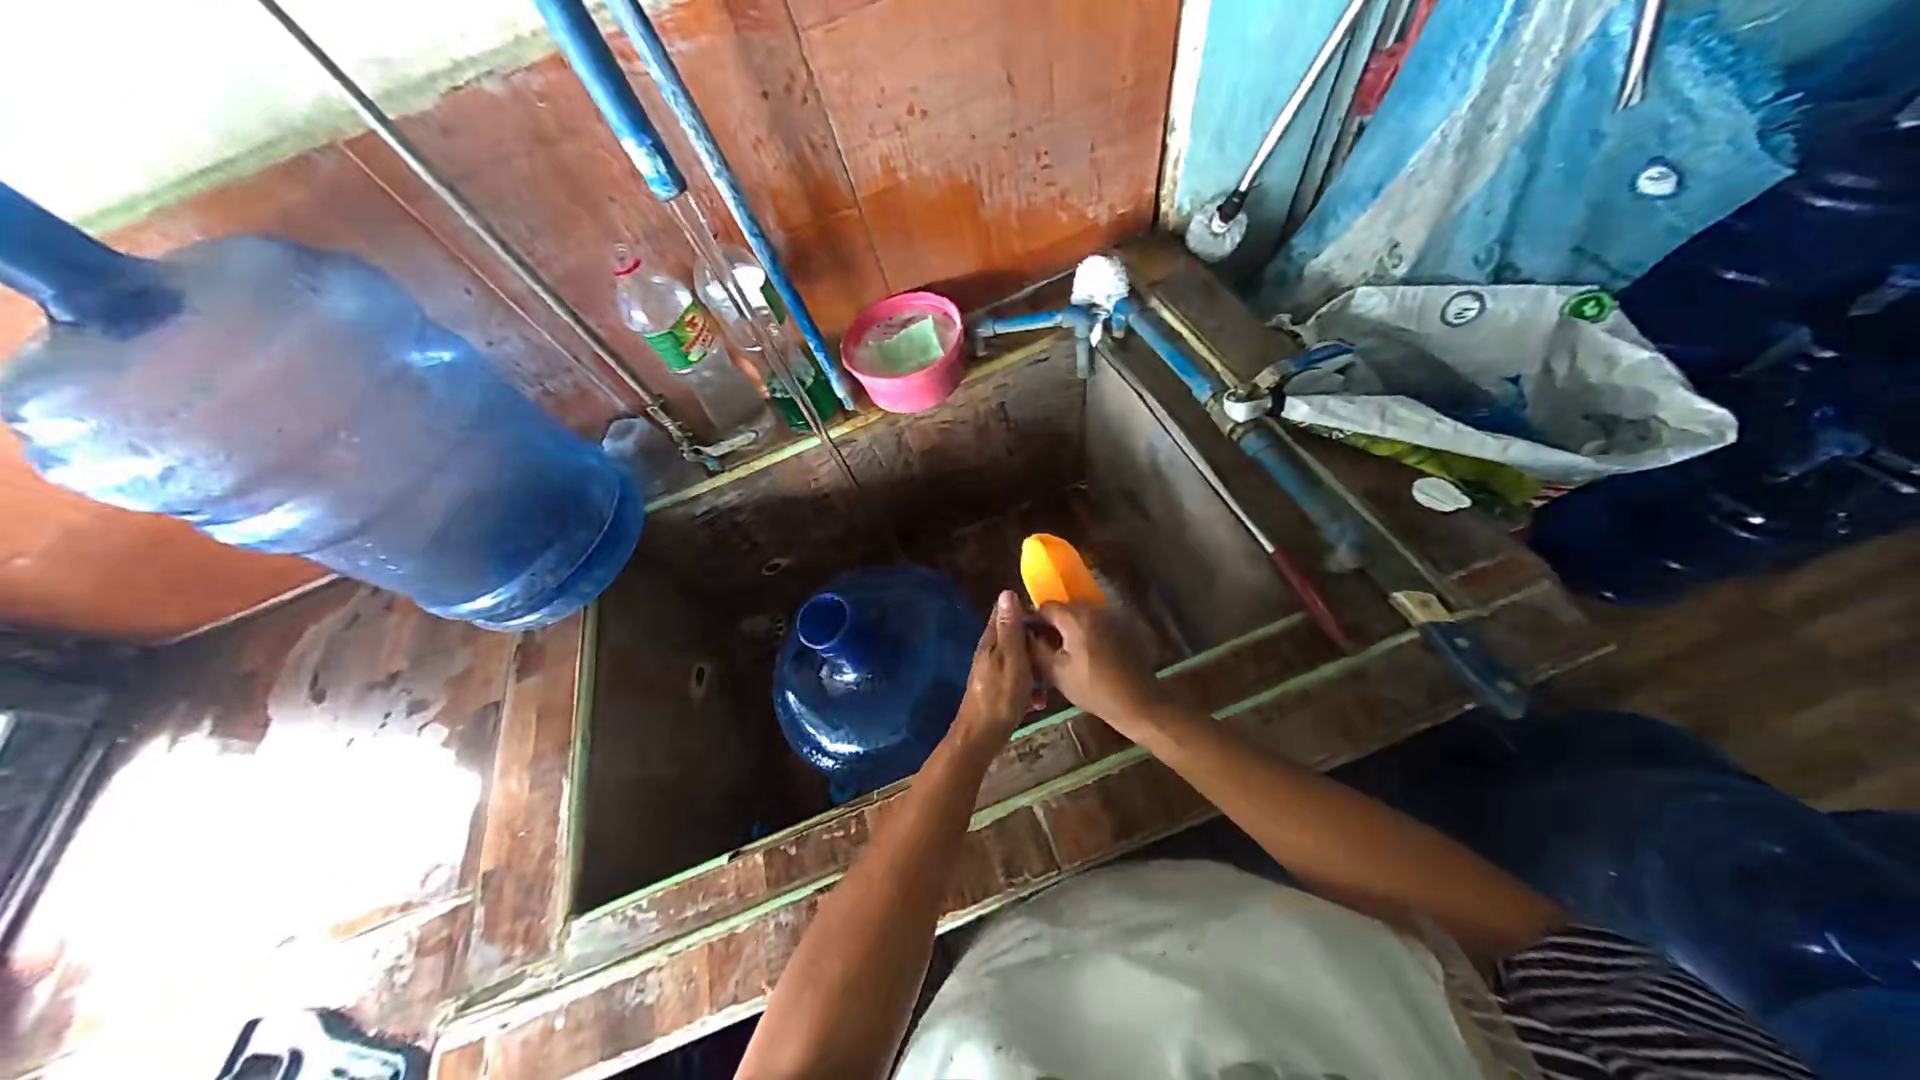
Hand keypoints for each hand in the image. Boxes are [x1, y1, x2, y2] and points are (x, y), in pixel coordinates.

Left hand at [954, 590, 1042, 744]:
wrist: (982, 736)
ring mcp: (992, 673)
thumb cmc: (1000, 695)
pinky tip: (1038, 702)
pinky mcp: (997, 691)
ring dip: (1036, 670)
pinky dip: (1029, 690)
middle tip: (1056, 652)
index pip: (1006, 613)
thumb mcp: (1011, 657)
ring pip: (1020, 661)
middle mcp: (989, 653)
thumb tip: (1006, 592)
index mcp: (991, 640)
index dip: (1027, 612)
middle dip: (1036, 643)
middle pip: (1016, 638)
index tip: (1049, 619)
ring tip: (1050, 682)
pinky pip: (1018, 682)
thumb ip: (1010, 628)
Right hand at [1030, 601, 1163, 730]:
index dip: (1036, 620)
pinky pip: (1101, 621)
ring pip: (1085, 614)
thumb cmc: (1092, 688)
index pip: (1046, 606)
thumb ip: (1036, 649)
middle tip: (1052, 646)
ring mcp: (1113, 616)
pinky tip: (1094, 653)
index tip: (1034, 638)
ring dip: (1075, 626)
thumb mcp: (1056, 672)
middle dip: (1056, 623)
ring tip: (1072, 651)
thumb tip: (1026, 635)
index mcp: (1075, 618)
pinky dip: (1092, 631)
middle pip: (1067, 607)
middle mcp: (1094, 609)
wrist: (1137, 700)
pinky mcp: (1126, 626)